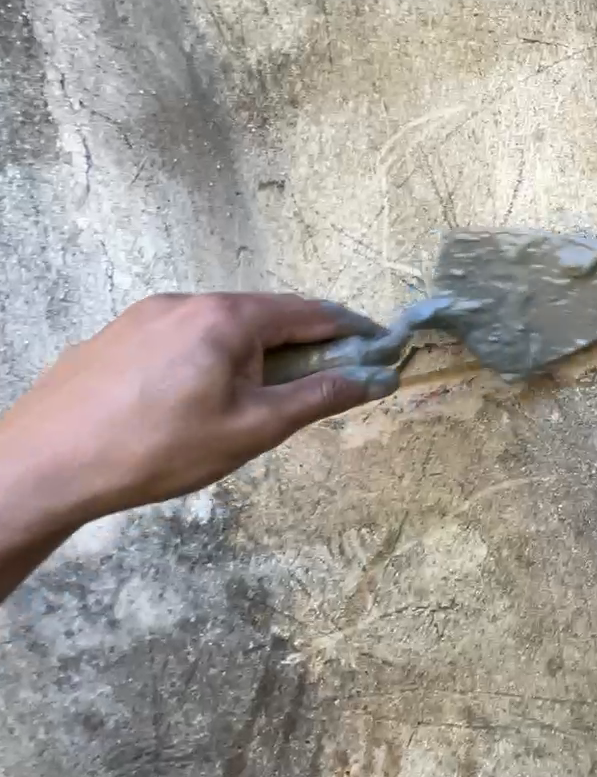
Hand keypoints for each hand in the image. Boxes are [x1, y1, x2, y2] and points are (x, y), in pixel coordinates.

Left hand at [0, 293, 397, 532]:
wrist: (30, 474)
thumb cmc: (158, 449)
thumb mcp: (258, 427)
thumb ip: (325, 395)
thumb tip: (380, 378)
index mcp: (228, 317)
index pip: (316, 313)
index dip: (355, 332)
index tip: (382, 352)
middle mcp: (187, 302)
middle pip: (272, 313)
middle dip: (308, 342)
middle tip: (326, 380)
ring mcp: (143, 316)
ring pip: (228, 323)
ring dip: (262, 348)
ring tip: (264, 391)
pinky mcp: (112, 337)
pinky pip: (187, 334)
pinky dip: (217, 353)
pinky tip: (204, 393)